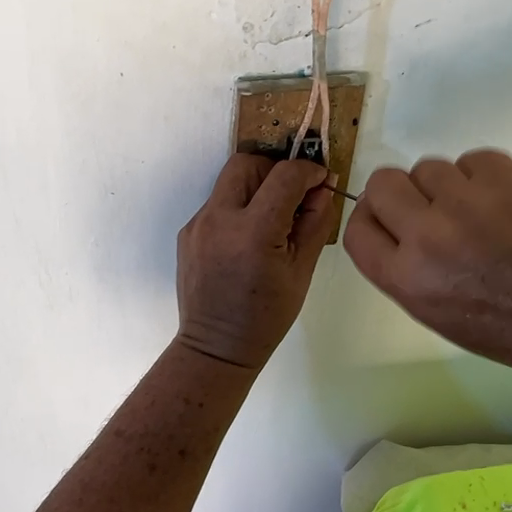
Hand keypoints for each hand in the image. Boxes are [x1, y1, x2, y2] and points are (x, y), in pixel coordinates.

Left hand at [174, 155, 336, 369]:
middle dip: (274, 170)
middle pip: (247, 163)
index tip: (320, 179)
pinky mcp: (187, 232)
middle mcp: (219, 219)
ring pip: (229, 182)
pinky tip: (247, 239)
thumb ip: (314, 222)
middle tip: (291, 194)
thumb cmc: (267, 316)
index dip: (308, 170)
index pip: (284, 176)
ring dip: (254, 188)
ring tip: (271, 218)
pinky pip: (216, 205)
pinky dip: (237, 208)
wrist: (216, 347)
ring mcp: (198, 224)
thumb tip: (323, 187)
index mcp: (253, 232)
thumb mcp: (302, 270)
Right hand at [342, 149, 511, 388]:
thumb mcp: (444, 317)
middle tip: (432, 210)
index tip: (389, 222)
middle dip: (401, 195)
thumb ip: (410, 272)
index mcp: (410, 281)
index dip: (371, 221)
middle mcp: (430, 235)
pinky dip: (484, 176)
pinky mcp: (509, 173)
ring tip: (482, 213)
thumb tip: (401, 226)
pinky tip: (510, 204)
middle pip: (383, 183)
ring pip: (430, 167)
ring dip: (447, 186)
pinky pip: (473, 159)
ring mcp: (470, 199)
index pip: (357, 230)